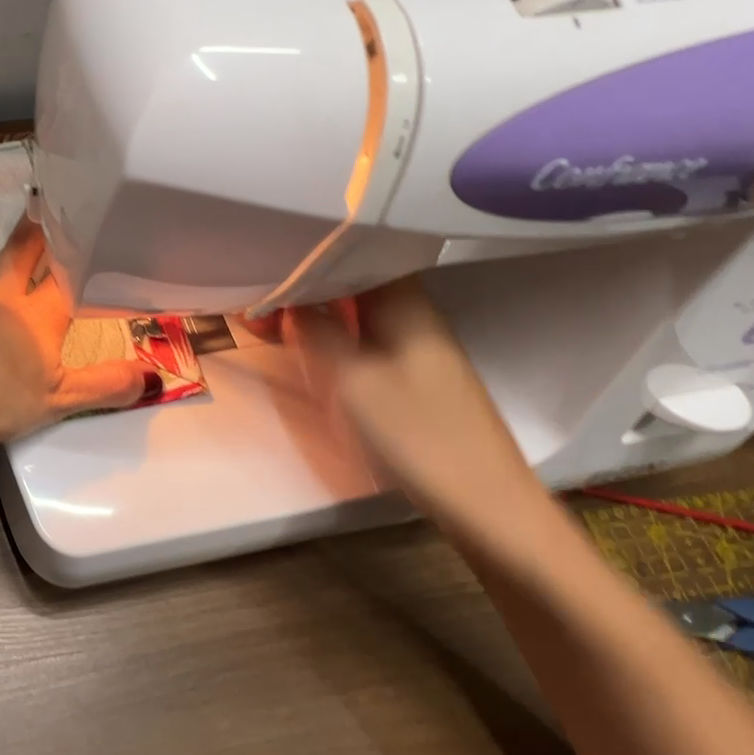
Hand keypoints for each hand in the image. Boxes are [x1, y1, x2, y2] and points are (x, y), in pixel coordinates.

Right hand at [293, 277, 543, 528]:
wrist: (485, 502)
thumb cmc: (419, 435)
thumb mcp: (355, 382)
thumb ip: (320, 336)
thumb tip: (294, 304)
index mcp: (410, 308)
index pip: (368, 254)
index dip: (324, 253)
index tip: (280, 257)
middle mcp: (420, 321)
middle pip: (365, 283)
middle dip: (317, 283)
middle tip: (268, 289)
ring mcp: (423, 352)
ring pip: (367, 314)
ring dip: (327, 311)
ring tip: (281, 315)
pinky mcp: (421, 381)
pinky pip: (372, 341)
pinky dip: (341, 337)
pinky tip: (319, 350)